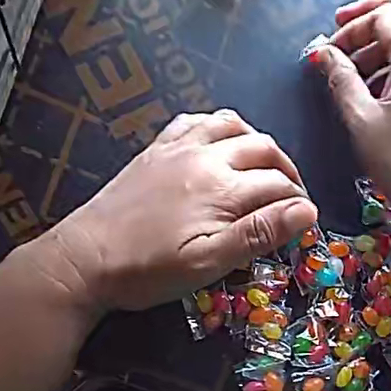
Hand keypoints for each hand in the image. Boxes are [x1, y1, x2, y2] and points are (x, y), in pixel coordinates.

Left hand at [41, 109, 317, 312]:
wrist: (84, 258)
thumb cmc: (146, 269)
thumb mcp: (207, 262)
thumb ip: (258, 234)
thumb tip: (306, 211)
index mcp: (222, 187)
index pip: (278, 185)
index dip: (299, 203)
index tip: (303, 224)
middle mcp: (204, 157)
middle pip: (263, 149)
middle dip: (287, 171)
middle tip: (292, 198)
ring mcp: (177, 149)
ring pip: (232, 125)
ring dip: (258, 142)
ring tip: (265, 166)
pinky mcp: (154, 151)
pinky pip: (194, 121)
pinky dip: (217, 126)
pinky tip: (218, 141)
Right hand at [312, 0, 390, 225]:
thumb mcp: (362, 119)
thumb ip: (340, 78)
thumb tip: (322, 54)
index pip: (382, 17)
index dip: (349, 31)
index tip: (327, 53)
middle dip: (374, 11)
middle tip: (343, 30)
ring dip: (389, 32)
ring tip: (356, 65)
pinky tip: (380, 79)